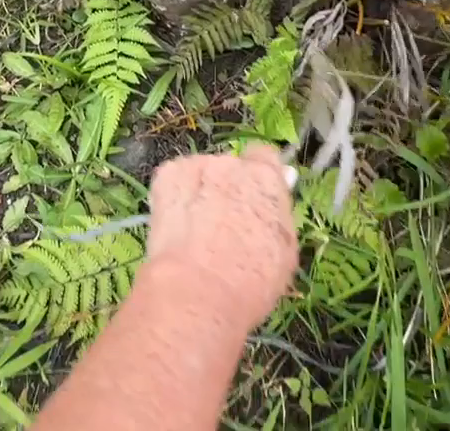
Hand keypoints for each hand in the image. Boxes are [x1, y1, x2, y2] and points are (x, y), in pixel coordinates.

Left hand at [144, 144, 297, 329]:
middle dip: (227, 188)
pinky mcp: (166, 174)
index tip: (253, 198)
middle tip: (222, 223)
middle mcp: (231, 163)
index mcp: (266, 178)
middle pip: (230, 168)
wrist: (197, 290)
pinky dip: (175, 196)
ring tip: (195, 230)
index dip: (258, 178)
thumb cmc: (250, 282)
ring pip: (201, 174)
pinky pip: (175, 180)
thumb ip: (278, 212)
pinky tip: (177, 226)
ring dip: (200, 191)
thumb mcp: (283, 250)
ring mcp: (196, 165)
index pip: (264, 158)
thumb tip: (280, 185)